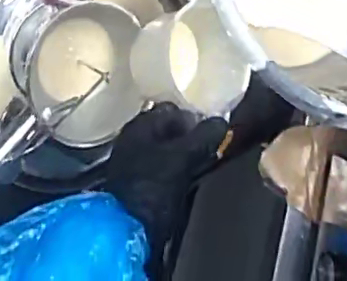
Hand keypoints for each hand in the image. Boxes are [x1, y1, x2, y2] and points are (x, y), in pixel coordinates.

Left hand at [103, 104, 227, 260]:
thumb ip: (203, 137)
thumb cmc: (151, 190)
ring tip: (203, 166)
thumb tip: (221, 121)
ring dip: (183, 157)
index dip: (194, 118)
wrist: (124, 236)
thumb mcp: (182, 159)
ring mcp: (132, 165)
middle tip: (211, 148)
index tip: (213, 131)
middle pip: (167, 131)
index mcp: (140, 125)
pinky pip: (161, 172)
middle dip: (189, 138)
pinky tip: (187, 184)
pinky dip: (175, 174)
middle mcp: (133, 140)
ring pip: (164, 152)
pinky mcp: (135, 189)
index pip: (172, 110)